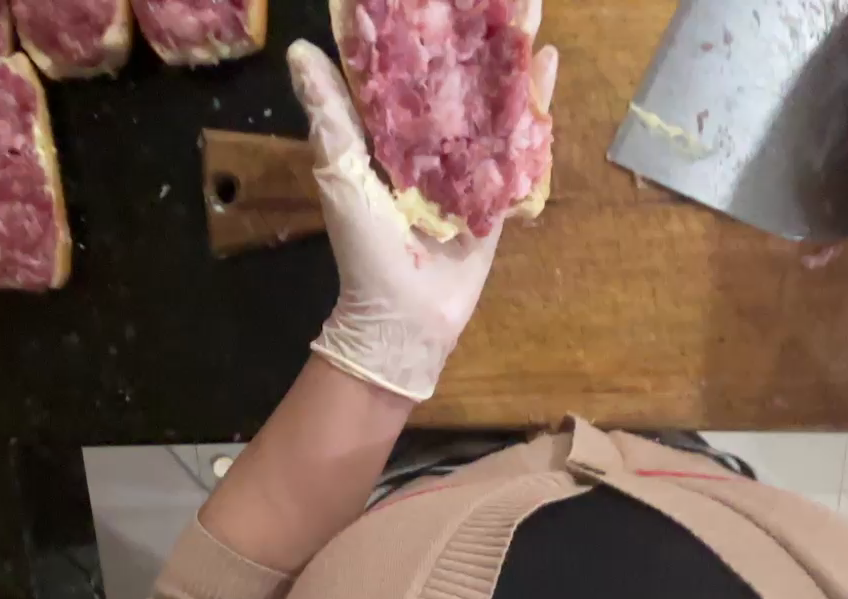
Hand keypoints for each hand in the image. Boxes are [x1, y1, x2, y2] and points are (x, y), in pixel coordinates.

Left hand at [285, 37, 559, 401]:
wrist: (405, 318)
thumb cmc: (367, 250)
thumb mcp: (341, 175)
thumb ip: (329, 116)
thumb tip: (300, 50)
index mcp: (386, 142)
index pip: (404, 74)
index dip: (418, 32)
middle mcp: (426, 151)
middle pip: (454, 84)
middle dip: (474, 39)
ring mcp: (464, 174)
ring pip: (489, 109)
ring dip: (508, 62)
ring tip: (529, 11)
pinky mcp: (494, 199)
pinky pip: (516, 150)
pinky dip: (532, 113)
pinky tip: (547, 67)